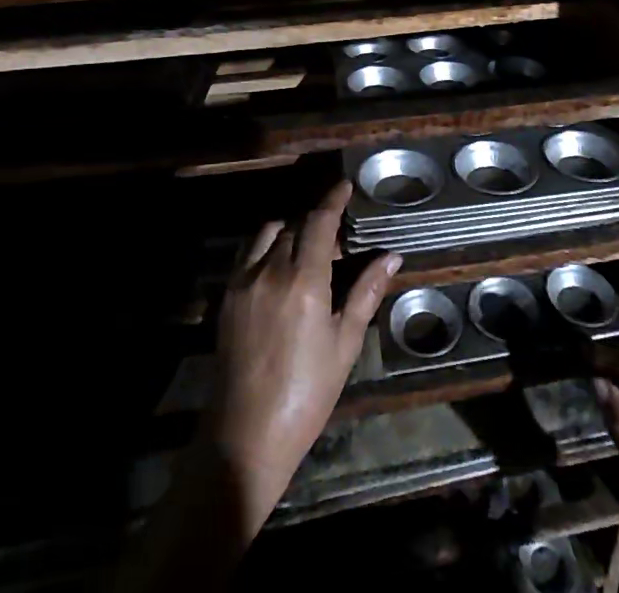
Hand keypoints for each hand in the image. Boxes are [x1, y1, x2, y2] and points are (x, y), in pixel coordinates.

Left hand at [116, 183, 397, 592]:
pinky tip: (280, 268)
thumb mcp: (345, 343)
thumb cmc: (308, 391)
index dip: (333, 200)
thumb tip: (391, 257)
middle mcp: (269, 270)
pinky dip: (266, 247)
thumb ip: (366, 293)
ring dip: (289, 230)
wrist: (246, 433)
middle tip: (338, 235)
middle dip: (316, 220)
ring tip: (308, 249)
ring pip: (266, 235)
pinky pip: (247, 255)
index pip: (319, 222)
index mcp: (304, 280)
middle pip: (293, 225)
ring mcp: (242, 282)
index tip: (344, 186)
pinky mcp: (226, 297)